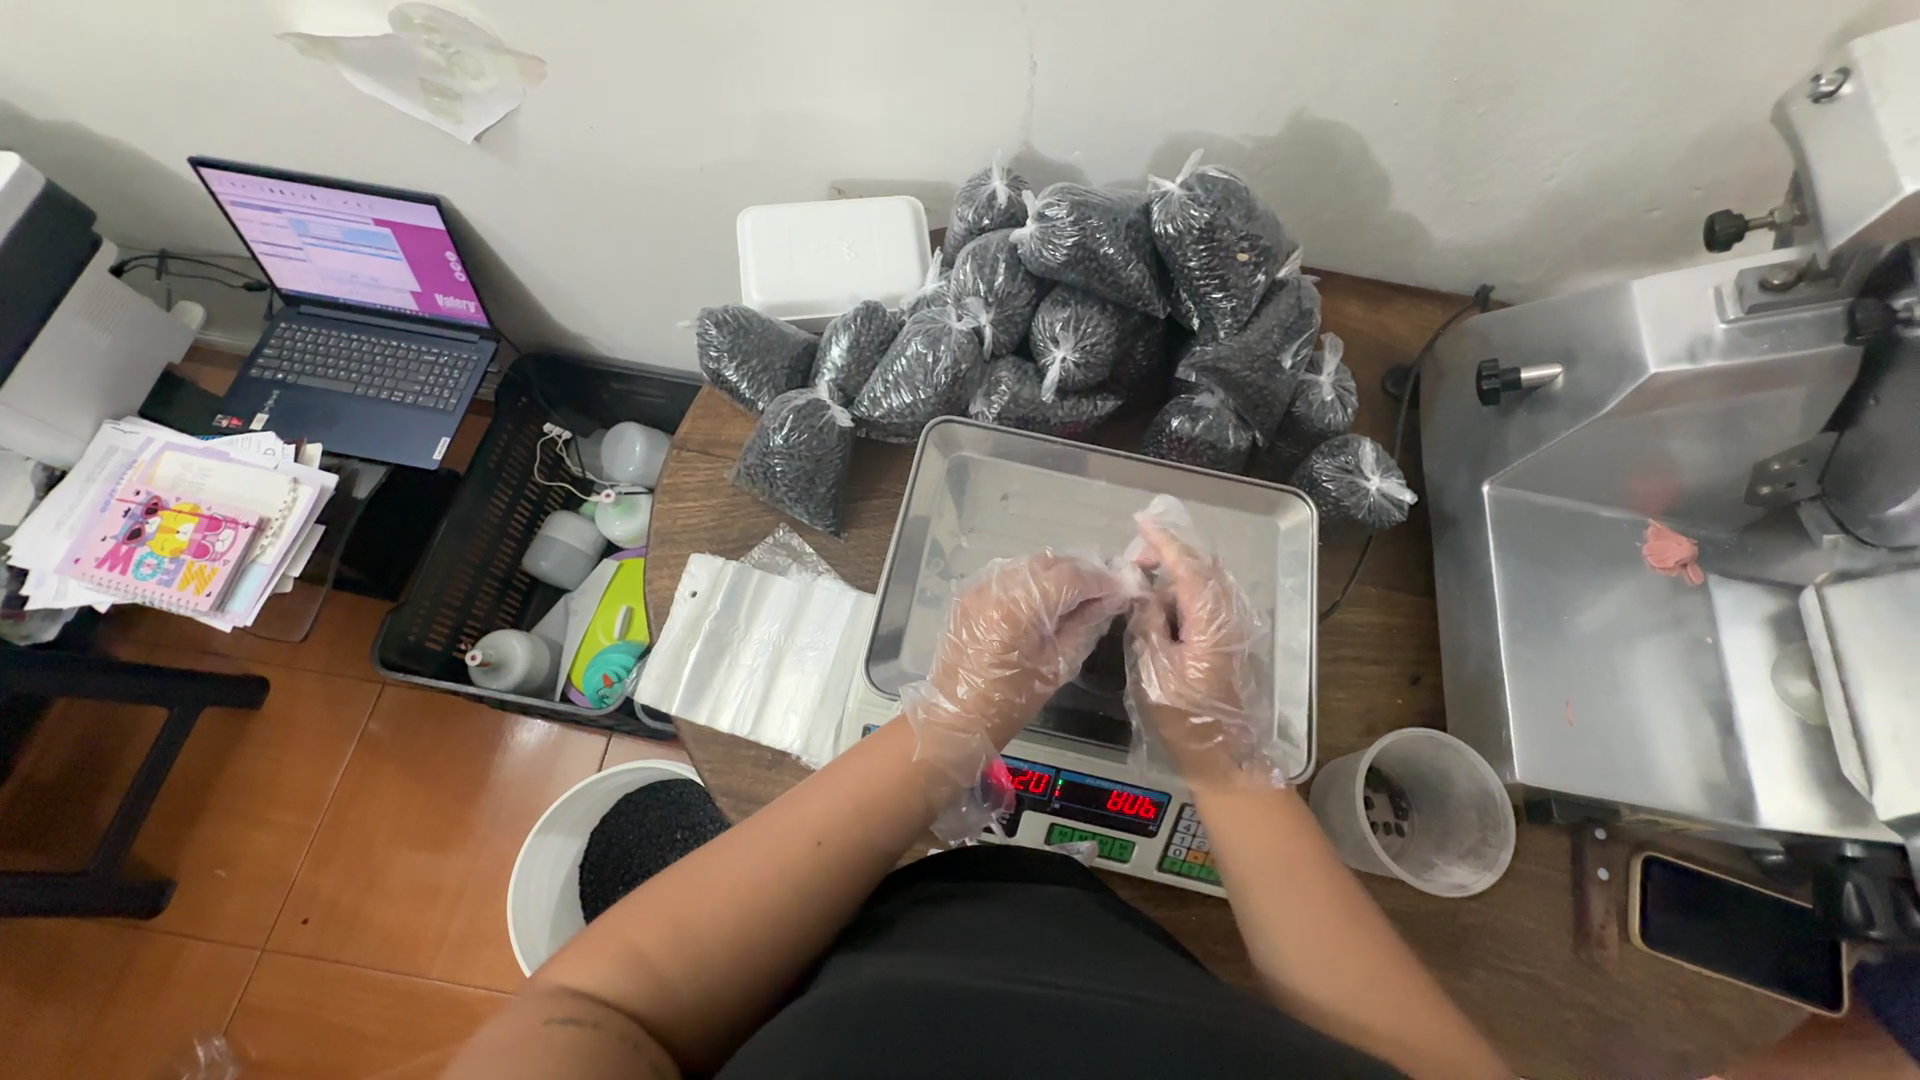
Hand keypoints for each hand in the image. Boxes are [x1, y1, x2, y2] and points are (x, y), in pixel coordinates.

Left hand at [901, 551, 1128, 777]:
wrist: (957, 714)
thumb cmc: (1012, 699)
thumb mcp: (1058, 665)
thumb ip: (1086, 624)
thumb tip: (1112, 598)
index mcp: (1019, 607)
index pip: (1071, 577)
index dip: (1101, 580)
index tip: (1123, 589)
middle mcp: (997, 586)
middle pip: (1050, 562)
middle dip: (1081, 573)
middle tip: (1103, 592)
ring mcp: (980, 585)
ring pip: (1030, 563)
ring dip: (1057, 573)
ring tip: (1077, 595)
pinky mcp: (970, 591)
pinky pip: (1010, 572)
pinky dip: (1032, 579)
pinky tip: (1044, 598)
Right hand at [1126, 511, 1281, 788]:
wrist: (1228, 758)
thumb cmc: (1186, 719)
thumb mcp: (1154, 672)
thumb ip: (1148, 623)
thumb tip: (1142, 590)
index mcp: (1212, 624)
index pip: (1189, 567)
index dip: (1165, 541)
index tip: (1142, 520)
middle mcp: (1232, 618)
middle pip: (1204, 568)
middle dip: (1170, 553)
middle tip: (1135, 555)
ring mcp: (1239, 628)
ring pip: (1209, 583)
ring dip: (1178, 572)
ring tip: (1145, 575)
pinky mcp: (1236, 640)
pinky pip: (1212, 600)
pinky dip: (1188, 590)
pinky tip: (1165, 602)